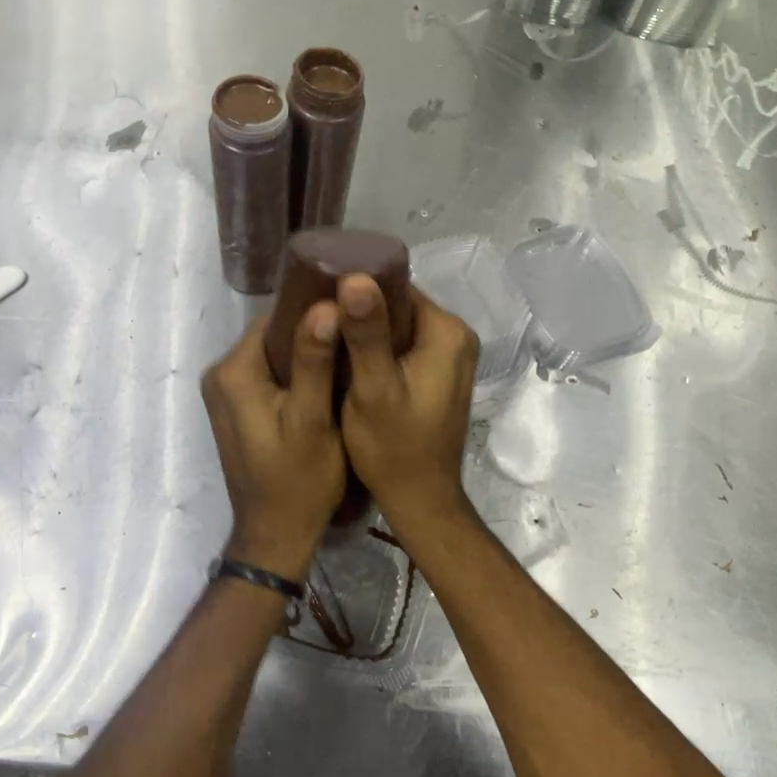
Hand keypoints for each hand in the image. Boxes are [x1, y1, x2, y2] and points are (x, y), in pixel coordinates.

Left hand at [201, 303, 345, 581]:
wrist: (277, 534)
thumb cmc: (300, 480)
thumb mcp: (312, 420)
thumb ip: (314, 363)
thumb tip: (325, 305)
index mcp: (233, 372)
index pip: (277, 318)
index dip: (317, 313)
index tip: (356, 315)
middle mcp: (220, 375)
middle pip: (274, 336)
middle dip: (315, 335)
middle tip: (359, 338)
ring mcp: (225, 394)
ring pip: (274, 356)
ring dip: (308, 356)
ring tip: (351, 358)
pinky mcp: (236, 410)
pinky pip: (270, 377)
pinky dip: (297, 376)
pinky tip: (329, 383)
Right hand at [336, 275, 478, 528]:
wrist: (420, 498)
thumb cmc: (393, 447)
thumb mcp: (373, 389)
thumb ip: (366, 334)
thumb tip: (355, 277)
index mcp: (447, 332)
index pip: (396, 288)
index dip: (357, 293)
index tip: (320, 304)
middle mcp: (458, 337)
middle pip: (399, 307)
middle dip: (360, 314)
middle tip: (318, 326)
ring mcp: (453, 357)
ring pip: (400, 327)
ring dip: (367, 334)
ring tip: (327, 342)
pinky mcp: (442, 375)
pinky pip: (406, 348)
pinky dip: (380, 352)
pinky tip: (348, 364)